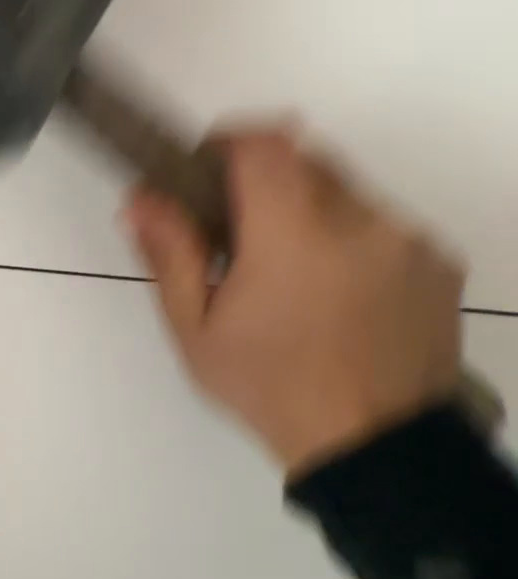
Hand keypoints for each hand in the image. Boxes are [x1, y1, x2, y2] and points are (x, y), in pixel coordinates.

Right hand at [126, 127, 465, 476]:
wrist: (371, 438)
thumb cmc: (264, 385)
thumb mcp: (194, 327)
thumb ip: (171, 254)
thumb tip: (141, 200)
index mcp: (295, 238)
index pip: (267, 145)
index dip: (227, 140)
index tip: (198, 165)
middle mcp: (364, 222)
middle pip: (306, 160)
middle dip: (258, 182)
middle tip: (223, 232)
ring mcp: (409, 239)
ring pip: (344, 191)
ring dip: (300, 211)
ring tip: (274, 274)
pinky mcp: (437, 259)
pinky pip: (378, 223)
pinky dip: (340, 237)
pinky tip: (321, 293)